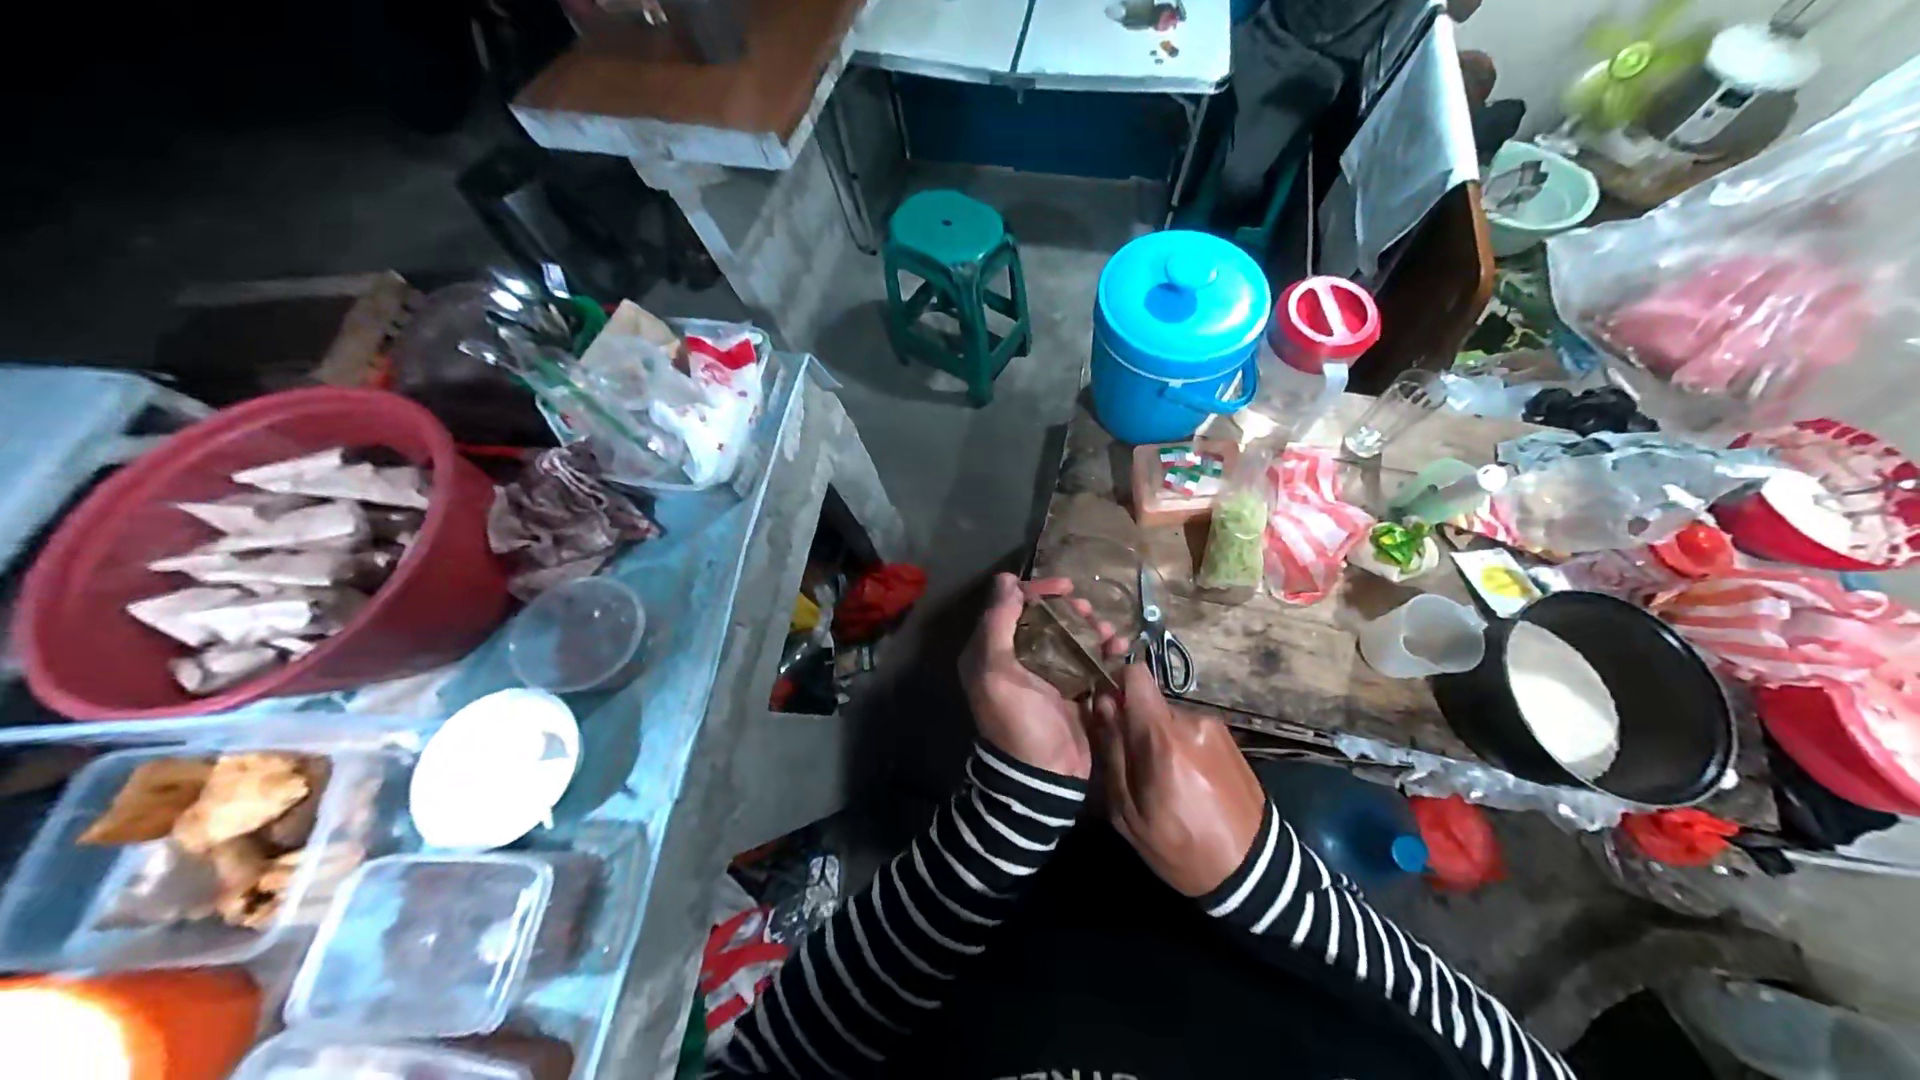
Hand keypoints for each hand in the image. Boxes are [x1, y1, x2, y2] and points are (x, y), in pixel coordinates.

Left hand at [960, 573, 1120, 779]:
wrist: (1044, 776)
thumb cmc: (1017, 721)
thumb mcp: (995, 672)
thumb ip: (997, 624)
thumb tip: (1006, 580)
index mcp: (993, 651)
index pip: (1013, 605)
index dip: (1038, 590)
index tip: (1065, 587)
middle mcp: (1019, 658)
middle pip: (1047, 618)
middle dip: (1070, 609)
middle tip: (1088, 611)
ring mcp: (1049, 673)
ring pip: (1072, 636)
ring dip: (1092, 628)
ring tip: (1109, 633)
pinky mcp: (1075, 688)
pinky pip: (1090, 659)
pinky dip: (1105, 650)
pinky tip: (1119, 648)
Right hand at [1089, 661, 1266, 895]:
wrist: (1253, 873)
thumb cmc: (1181, 846)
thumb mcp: (1128, 811)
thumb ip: (1112, 751)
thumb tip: (1102, 705)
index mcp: (1163, 736)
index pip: (1136, 675)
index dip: (1116, 683)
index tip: (1108, 709)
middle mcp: (1192, 721)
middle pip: (1150, 702)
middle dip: (1137, 724)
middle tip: (1136, 765)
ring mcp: (1215, 728)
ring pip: (1170, 718)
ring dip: (1161, 738)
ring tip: (1166, 781)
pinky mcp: (1230, 740)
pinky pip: (1192, 730)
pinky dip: (1182, 746)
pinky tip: (1189, 782)